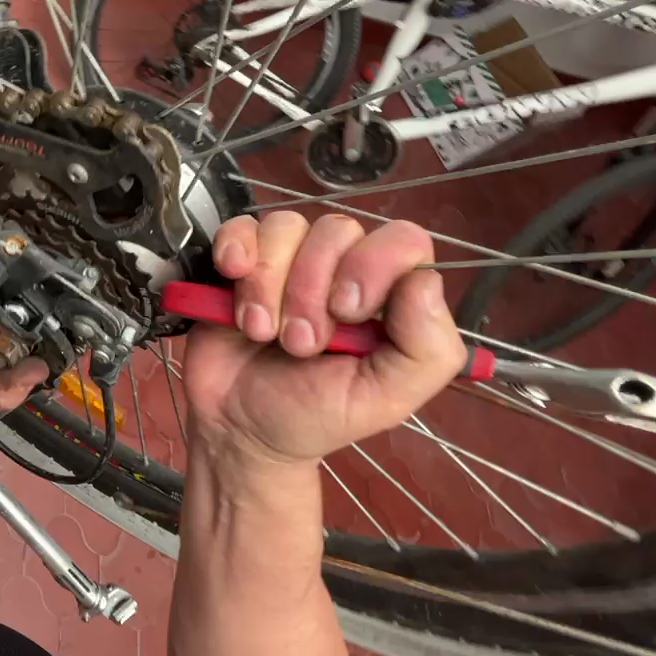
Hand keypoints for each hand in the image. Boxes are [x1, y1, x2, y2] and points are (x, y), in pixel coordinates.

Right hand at [183, 213, 464, 484]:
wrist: (237, 429)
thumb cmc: (313, 415)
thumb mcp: (383, 399)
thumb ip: (426, 349)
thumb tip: (425, 280)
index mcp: (384, 295)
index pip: (401, 241)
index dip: (373, 265)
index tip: (346, 312)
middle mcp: (336, 267)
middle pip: (336, 230)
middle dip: (310, 289)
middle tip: (297, 344)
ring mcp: (283, 260)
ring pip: (285, 227)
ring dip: (268, 283)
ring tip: (259, 331)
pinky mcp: (235, 260)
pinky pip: (239, 227)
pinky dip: (235, 247)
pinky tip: (230, 276)